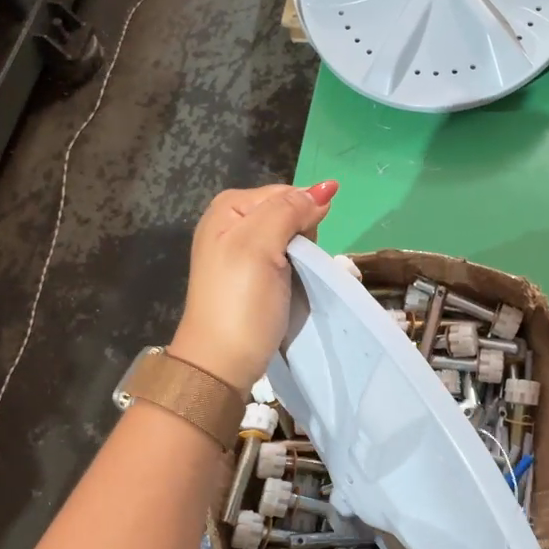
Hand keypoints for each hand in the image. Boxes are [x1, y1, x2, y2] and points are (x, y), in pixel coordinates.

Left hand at [170, 182, 337, 392]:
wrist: (222, 362)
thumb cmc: (241, 300)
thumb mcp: (261, 246)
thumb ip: (289, 211)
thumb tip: (327, 187)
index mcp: (229, 208)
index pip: (286, 193)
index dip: (304, 214)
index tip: (305, 247)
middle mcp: (231, 224)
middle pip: (287, 213)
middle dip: (302, 235)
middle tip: (298, 265)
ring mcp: (240, 253)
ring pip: (289, 238)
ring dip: (301, 255)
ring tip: (296, 279)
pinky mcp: (250, 278)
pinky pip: (283, 260)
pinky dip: (294, 270)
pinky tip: (291, 286)